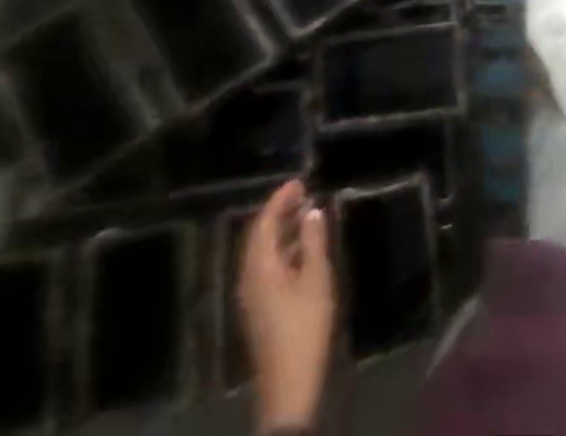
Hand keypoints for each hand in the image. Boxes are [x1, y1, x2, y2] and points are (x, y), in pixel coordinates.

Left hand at [239, 180, 334, 432]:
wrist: (288, 384)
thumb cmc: (304, 327)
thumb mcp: (316, 280)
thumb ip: (314, 242)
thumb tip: (312, 211)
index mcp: (259, 265)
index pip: (265, 221)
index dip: (281, 199)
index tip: (299, 182)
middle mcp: (249, 274)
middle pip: (261, 234)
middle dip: (280, 212)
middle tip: (304, 194)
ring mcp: (252, 292)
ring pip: (264, 251)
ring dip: (283, 231)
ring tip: (307, 216)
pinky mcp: (259, 306)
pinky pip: (267, 265)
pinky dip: (283, 249)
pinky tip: (302, 250)